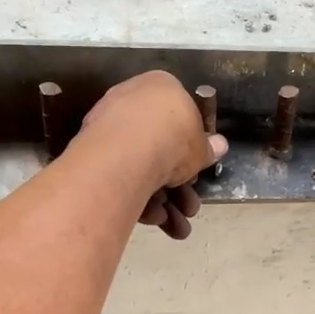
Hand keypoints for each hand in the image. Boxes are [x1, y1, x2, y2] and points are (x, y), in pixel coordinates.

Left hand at [75, 71, 228, 239]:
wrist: (128, 151)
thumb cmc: (173, 138)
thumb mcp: (202, 146)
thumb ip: (209, 148)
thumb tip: (220, 145)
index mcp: (159, 87)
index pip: (179, 117)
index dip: (191, 149)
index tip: (197, 172)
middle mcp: (130, 101)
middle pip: (160, 148)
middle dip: (179, 186)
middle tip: (191, 207)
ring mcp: (108, 126)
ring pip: (143, 168)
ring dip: (166, 202)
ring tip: (179, 226)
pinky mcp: (94, 154)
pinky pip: (123, 176)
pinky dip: (141, 200)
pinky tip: (157, 220)